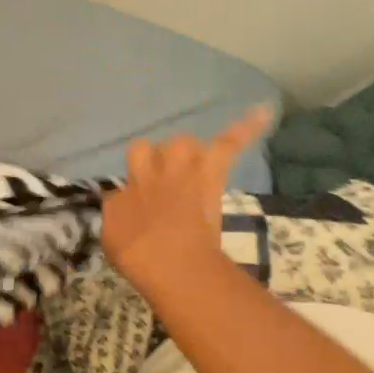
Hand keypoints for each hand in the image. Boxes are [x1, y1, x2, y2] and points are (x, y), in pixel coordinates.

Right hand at [101, 107, 270, 294]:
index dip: (128, 192)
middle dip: (152, 161)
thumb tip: (122, 202)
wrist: (172, 262)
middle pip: (146, 149)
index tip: (133, 206)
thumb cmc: (137, 258)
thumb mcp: (111, 237)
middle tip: (160, 180)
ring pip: (181, 142)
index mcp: (122, 194)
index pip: (120, 182)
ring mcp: (180, 171)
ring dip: (184, 151)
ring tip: (189, 162)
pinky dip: (246, 127)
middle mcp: (147, 175)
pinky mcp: (210, 173)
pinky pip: (228, 143)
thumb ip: (117, 214)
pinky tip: (262, 110)